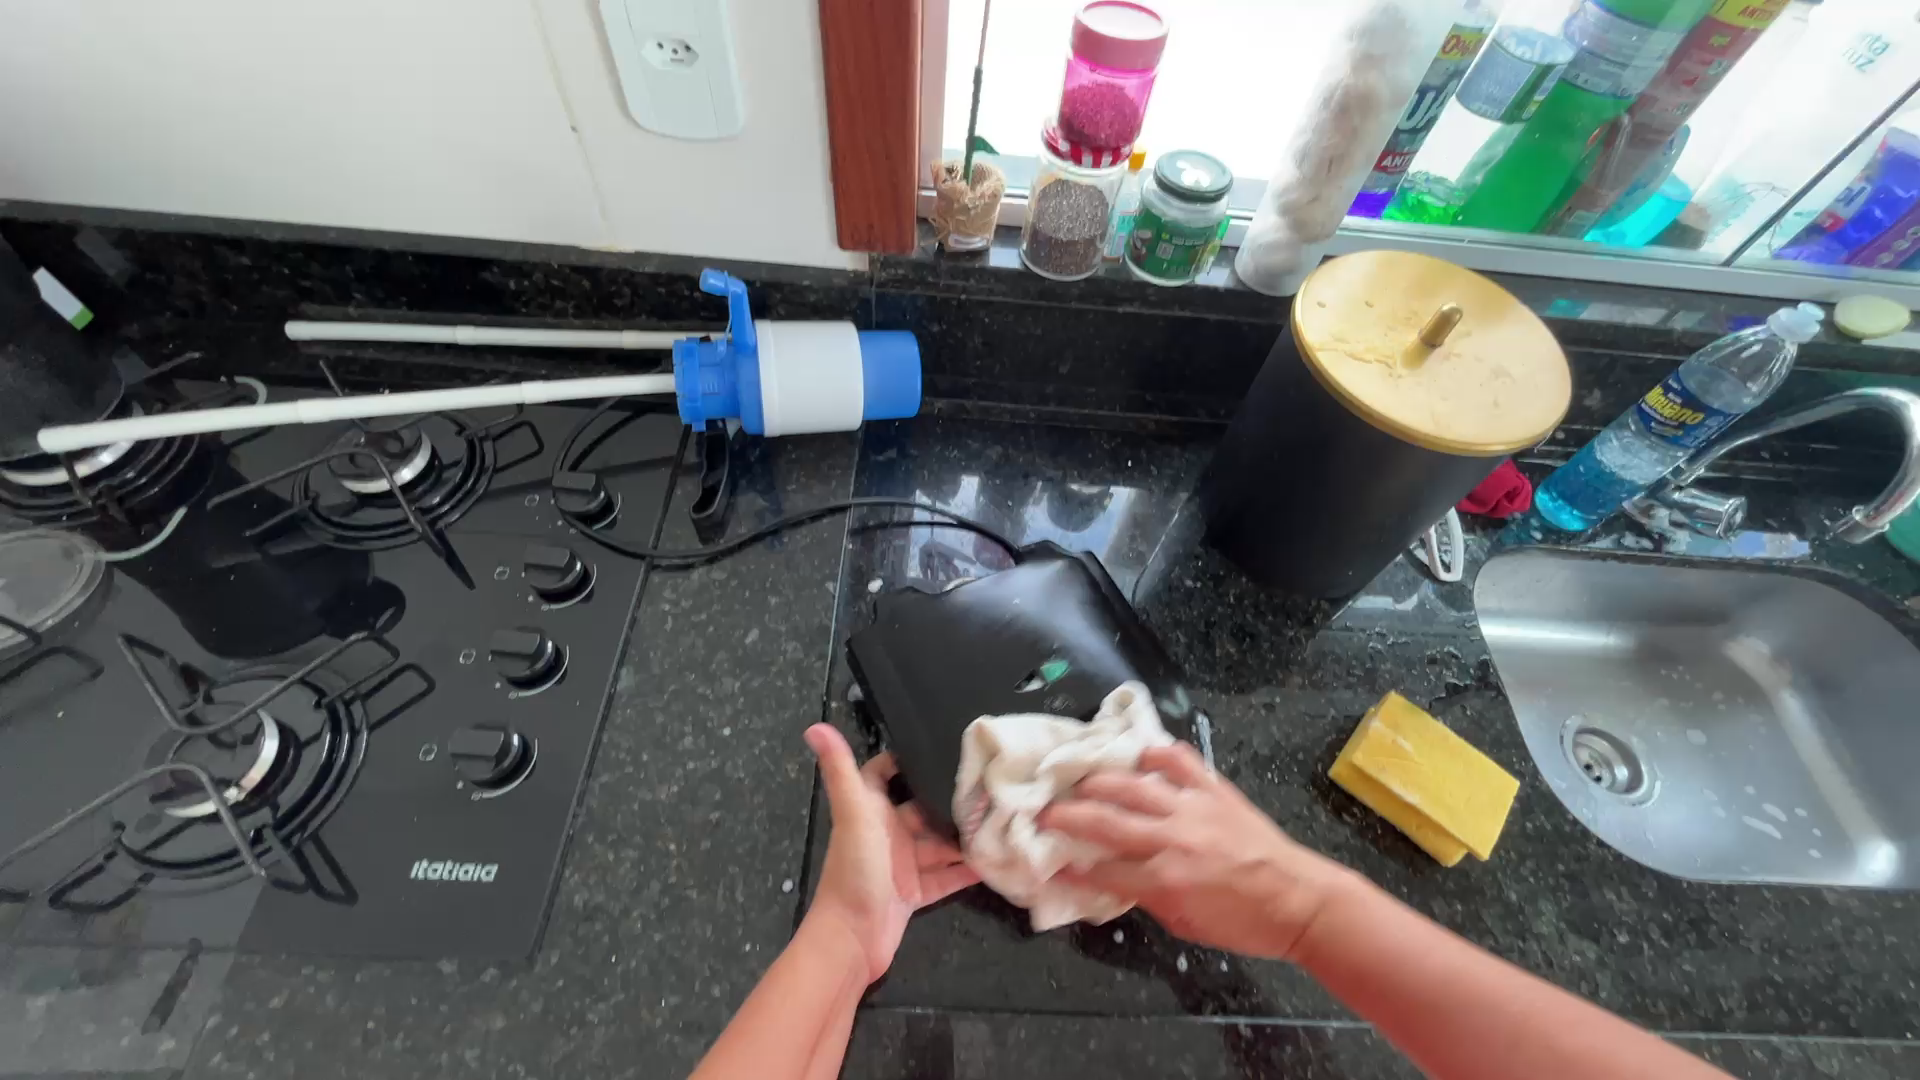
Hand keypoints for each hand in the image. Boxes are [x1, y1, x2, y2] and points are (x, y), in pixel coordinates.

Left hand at [803, 724, 979, 982]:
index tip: (944, 743)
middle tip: (992, 784)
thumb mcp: (853, 814)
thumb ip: (839, 770)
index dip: (908, 757)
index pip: (886, 771)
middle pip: (923, 807)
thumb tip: (814, 726)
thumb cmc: (853, 870)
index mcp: (871, 808)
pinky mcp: (914, 891)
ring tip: (1002, 818)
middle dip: (951, 797)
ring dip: (964, 834)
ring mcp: (902, 862)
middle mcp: (887, 831)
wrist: (850, 940)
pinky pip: (946, 875)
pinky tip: (995, 858)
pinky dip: (966, 869)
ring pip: (938, 841)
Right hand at [1038, 742, 1359, 960]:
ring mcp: (1192, 808)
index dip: (1069, 868)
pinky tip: (1139, 752)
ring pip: (1132, 784)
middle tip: (1043, 810)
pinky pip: (1178, 760)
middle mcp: (1171, 838)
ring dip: (1097, 780)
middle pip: (1104, 821)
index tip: (1047, 863)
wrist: (1299, 901)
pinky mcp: (1213, 789)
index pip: (1102, 870)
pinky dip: (1156, 753)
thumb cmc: (1243, 923)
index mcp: (1164, 880)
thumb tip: (1110, 876)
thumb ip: (1145, 897)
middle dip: (1066, 815)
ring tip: (1077, 779)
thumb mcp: (1186, 924)